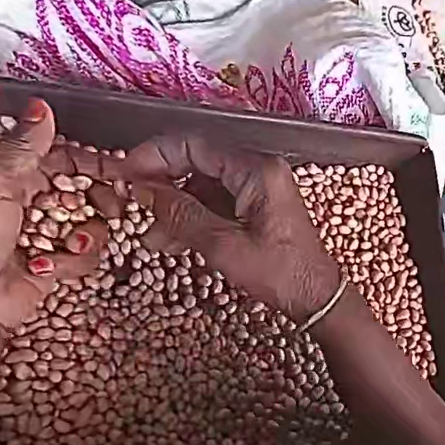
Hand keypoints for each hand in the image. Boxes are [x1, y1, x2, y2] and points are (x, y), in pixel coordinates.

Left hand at [0, 99, 102, 334]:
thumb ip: (25, 144)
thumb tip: (41, 107)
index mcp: (8, 175)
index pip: (62, 159)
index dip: (91, 163)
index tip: (118, 170)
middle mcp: (28, 204)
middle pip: (83, 193)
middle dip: (99, 201)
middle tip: (110, 207)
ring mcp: (43, 237)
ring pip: (90, 226)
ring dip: (84, 236)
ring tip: (67, 244)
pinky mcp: (54, 266)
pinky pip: (84, 257)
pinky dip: (71, 262)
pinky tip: (46, 267)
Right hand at [113, 136, 342, 321]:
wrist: (318, 298)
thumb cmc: (280, 274)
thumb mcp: (224, 246)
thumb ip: (181, 214)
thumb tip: (142, 191)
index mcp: (257, 170)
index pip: (194, 146)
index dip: (154, 157)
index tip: (125, 174)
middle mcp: (260, 171)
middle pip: (198, 164)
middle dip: (163, 187)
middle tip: (133, 206)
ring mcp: (261, 189)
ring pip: (205, 187)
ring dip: (176, 209)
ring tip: (152, 238)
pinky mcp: (259, 208)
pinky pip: (218, 204)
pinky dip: (195, 219)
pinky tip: (173, 241)